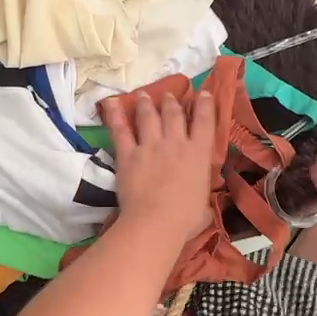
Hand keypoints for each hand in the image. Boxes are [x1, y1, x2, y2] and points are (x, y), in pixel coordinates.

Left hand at [103, 91, 216, 249]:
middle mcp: (175, 143)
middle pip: (173, 114)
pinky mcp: (128, 154)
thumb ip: (201, 191)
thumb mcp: (204, 203)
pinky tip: (111, 102)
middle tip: (168, 94)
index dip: (204, 104)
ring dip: (146, 103)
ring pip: (148, 116)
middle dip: (171, 101)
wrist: (155, 222)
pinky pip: (120, 130)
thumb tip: (200, 195)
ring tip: (143, 94)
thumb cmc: (185, 219)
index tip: (201, 93)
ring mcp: (150, 146)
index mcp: (199, 154)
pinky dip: (115, 115)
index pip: (205, 121)